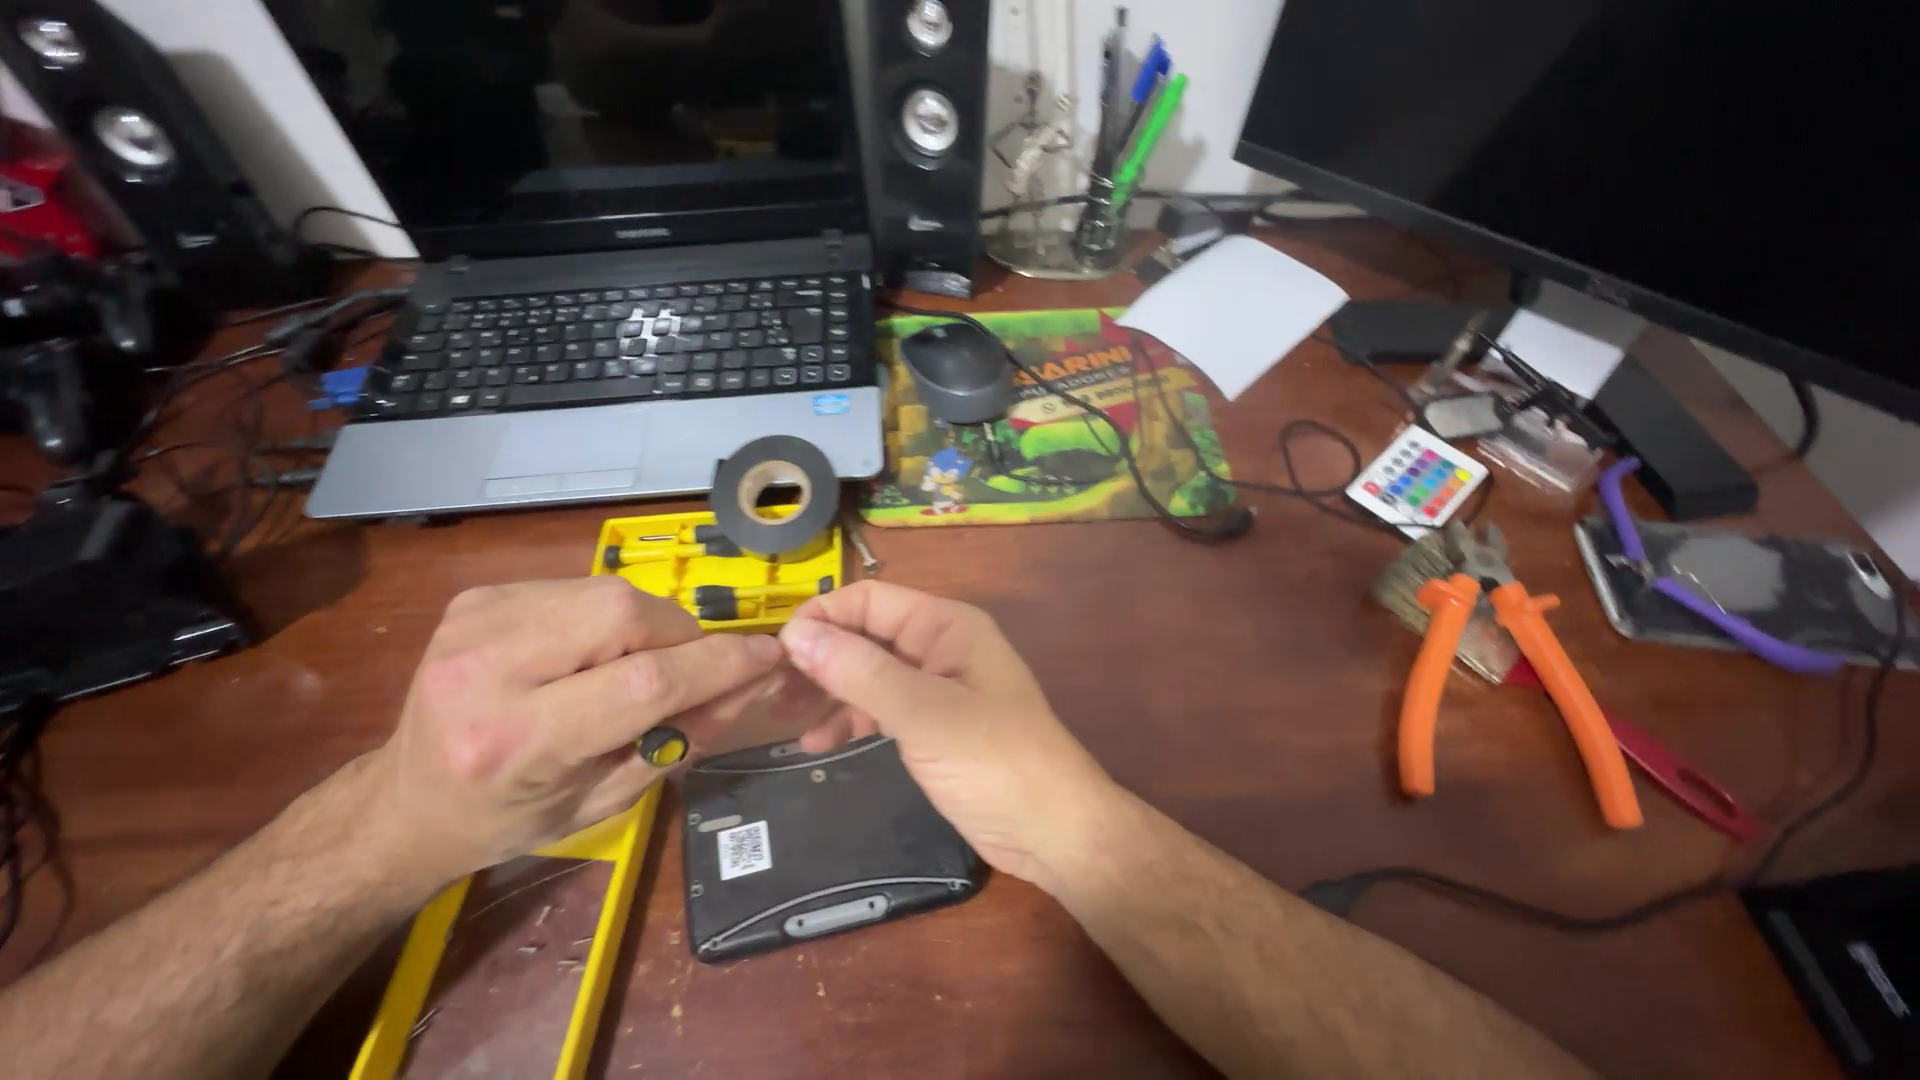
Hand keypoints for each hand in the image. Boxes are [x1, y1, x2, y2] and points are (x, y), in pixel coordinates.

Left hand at [362, 577, 783, 883]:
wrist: (404, 801)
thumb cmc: (510, 818)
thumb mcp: (604, 801)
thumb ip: (681, 739)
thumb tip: (751, 685)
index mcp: (517, 741)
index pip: (644, 682)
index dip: (720, 664)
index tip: (769, 657)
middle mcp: (487, 669)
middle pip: (625, 615)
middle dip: (683, 636)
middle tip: (694, 667)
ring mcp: (475, 622)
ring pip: (608, 590)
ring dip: (651, 623)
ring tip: (643, 661)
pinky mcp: (476, 596)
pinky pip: (581, 587)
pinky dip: (612, 614)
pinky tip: (596, 649)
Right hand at [778, 581, 1120, 889]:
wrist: (1051, 830)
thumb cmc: (995, 761)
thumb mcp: (924, 714)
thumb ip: (860, 673)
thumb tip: (794, 635)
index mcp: (945, 626)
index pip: (869, 599)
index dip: (822, 617)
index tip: (776, 653)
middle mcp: (939, 646)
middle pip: (865, 635)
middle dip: (819, 659)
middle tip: (771, 694)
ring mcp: (936, 687)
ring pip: (868, 673)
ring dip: (828, 691)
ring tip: (785, 720)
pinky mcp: (933, 725)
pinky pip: (880, 708)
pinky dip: (850, 720)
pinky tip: (820, 744)